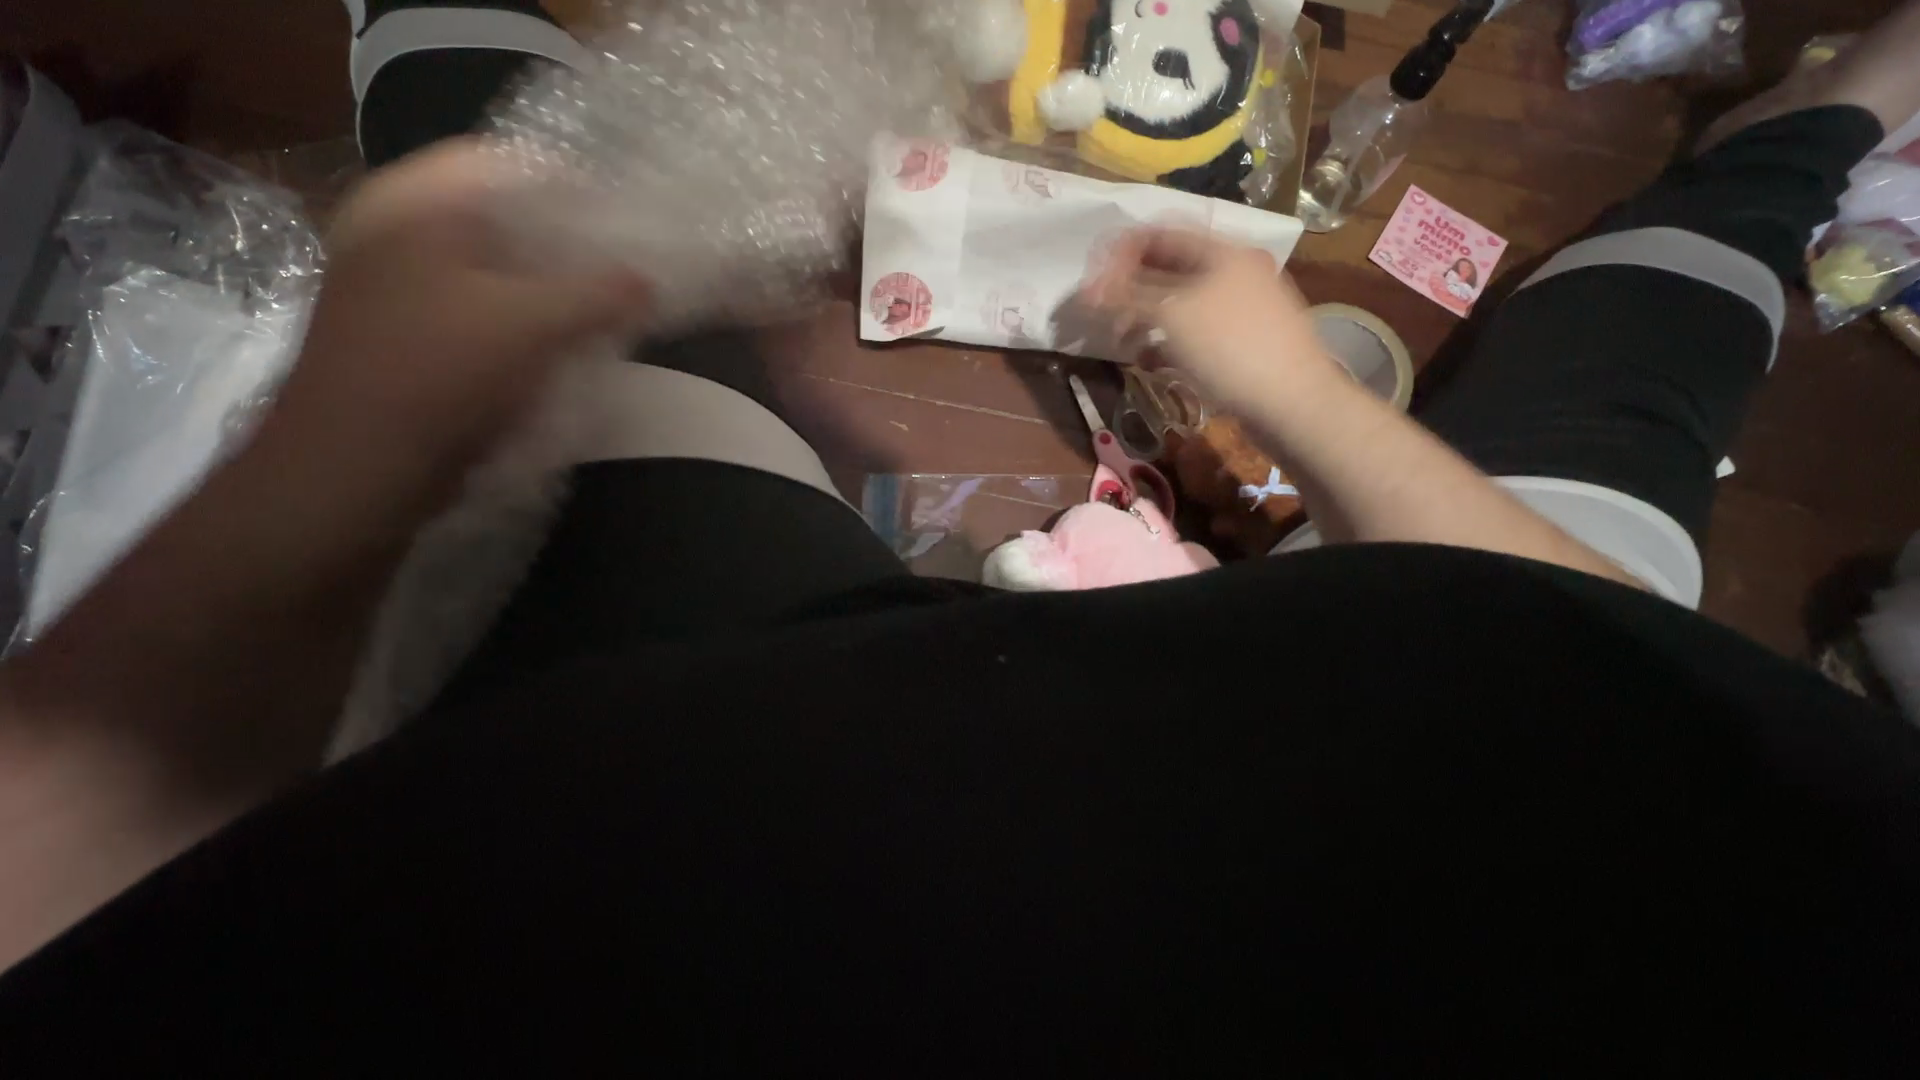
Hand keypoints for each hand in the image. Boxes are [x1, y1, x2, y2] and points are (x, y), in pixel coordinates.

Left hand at [273, 138, 653, 472]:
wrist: (355, 466)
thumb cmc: (437, 375)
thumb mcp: (531, 325)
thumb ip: (598, 295)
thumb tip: (648, 283)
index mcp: (413, 203)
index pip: (505, 162)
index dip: (570, 185)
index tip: (624, 219)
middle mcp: (397, 231)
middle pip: (499, 215)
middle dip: (566, 241)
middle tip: (621, 265)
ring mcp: (395, 284)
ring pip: (490, 266)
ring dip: (547, 286)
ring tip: (601, 307)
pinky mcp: (405, 334)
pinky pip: (477, 308)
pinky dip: (521, 319)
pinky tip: (560, 344)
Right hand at [1077, 226, 1341, 414]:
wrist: (1293, 403)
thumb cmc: (1231, 349)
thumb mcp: (1171, 316)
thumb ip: (1126, 296)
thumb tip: (1087, 289)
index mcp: (1222, 251)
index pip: (1161, 233)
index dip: (1121, 251)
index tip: (1092, 280)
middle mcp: (1234, 271)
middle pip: (1169, 268)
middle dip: (1130, 289)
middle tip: (1101, 315)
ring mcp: (1241, 308)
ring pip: (1180, 302)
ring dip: (1145, 318)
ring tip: (1123, 343)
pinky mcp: (1241, 342)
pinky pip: (1194, 331)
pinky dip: (1168, 341)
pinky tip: (1150, 362)